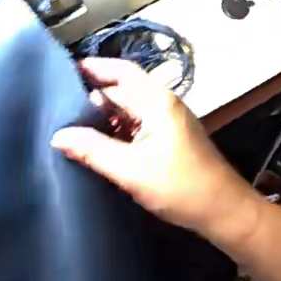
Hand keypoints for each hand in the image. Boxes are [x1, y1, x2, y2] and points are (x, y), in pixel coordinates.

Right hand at [52, 58, 265, 246]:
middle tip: (58, 106)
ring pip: (129, 106)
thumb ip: (93, 150)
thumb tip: (58, 135)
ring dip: (104, 113)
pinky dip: (117, 127)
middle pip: (123, 88)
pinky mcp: (169, 136)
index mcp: (156, 102)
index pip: (119, 75)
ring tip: (71, 125)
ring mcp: (168, 119)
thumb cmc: (180, 187)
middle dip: (93, 94)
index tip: (61, 72)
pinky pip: (137, 122)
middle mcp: (163, 103)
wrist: (222, 209)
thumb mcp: (131, 170)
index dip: (92, 71)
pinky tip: (98, 142)